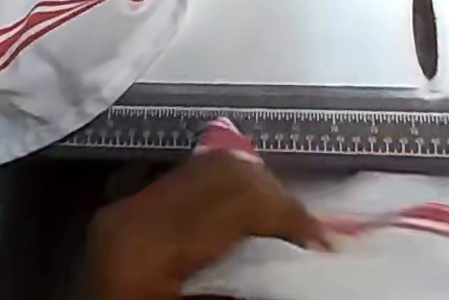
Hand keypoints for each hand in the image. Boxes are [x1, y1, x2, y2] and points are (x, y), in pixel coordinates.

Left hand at [88, 152, 328, 299]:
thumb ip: (242, 280)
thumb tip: (297, 256)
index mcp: (145, 244)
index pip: (230, 201)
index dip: (283, 212)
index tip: (322, 238)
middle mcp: (131, 209)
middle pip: (220, 173)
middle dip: (272, 193)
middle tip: (310, 227)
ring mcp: (127, 205)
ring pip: (205, 168)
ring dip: (252, 186)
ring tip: (285, 218)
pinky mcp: (128, 210)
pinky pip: (188, 181)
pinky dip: (225, 190)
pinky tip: (249, 212)